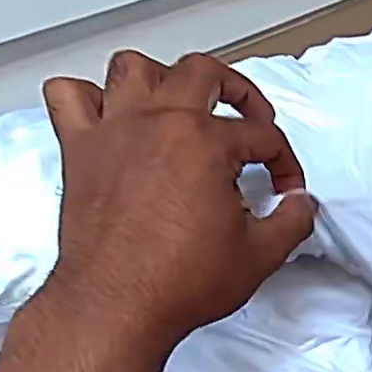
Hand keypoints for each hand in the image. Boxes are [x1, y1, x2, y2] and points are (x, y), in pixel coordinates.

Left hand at [31, 50, 316, 347]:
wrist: (121, 304)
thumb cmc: (181, 280)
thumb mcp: (262, 254)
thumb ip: (293, 220)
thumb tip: (302, 203)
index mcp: (206, 143)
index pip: (263, 136)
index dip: (285, 162)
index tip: (286, 188)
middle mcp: (158, 123)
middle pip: (203, 72)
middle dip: (241, 92)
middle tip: (253, 118)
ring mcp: (114, 131)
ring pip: (134, 67)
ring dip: (166, 78)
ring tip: (185, 102)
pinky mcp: (79, 150)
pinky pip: (70, 95)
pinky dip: (92, 96)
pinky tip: (115, 117)